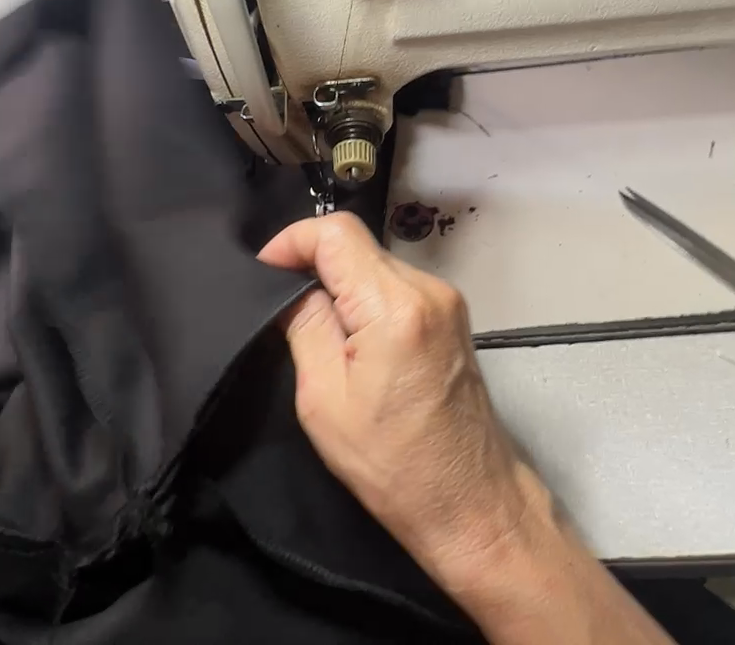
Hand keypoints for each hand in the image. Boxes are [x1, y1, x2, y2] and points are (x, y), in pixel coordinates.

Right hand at [257, 213, 542, 586]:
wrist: (470, 501)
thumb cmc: (392, 463)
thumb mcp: (324, 398)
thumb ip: (304, 324)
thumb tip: (291, 284)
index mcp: (395, 307)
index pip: (337, 232)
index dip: (292, 240)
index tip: (264, 269)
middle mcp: (429, 289)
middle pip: (358, 245)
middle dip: (314, 265)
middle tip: (284, 306)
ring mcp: (447, 299)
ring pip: (376, 262)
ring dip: (341, 283)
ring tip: (319, 329)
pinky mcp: (453, 314)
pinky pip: (396, 284)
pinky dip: (367, 297)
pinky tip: (354, 337)